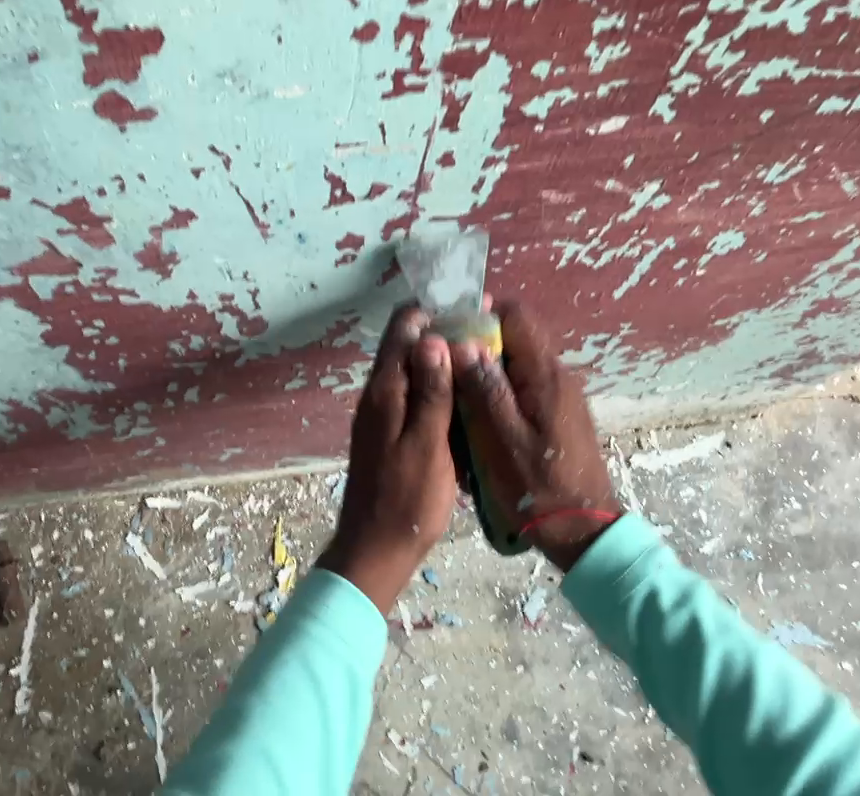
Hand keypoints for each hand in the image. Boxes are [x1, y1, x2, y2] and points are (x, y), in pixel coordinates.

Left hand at [316, 305, 458, 612]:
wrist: (376, 549)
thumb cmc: (408, 499)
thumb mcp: (427, 443)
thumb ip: (430, 391)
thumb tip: (432, 337)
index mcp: (385, 391)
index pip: (401, 330)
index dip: (431, 312)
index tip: (468, 309)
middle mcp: (377, 394)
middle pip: (405, 346)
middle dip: (439, 334)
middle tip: (483, 336)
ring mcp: (380, 414)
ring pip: (409, 371)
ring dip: (438, 362)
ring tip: (479, 361)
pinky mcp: (387, 432)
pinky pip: (411, 396)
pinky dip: (434, 389)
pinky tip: (460, 399)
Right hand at [448, 300, 622, 570]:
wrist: (583, 531)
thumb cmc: (539, 487)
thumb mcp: (502, 439)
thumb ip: (484, 388)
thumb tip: (464, 341)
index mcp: (545, 375)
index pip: (516, 315)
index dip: (480, 314)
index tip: (448, 332)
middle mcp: (557, 375)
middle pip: (514, 336)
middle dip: (477, 344)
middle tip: (443, 365)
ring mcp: (559, 395)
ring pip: (516, 362)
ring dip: (485, 371)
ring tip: (454, 392)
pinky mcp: (557, 414)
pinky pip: (523, 386)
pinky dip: (498, 391)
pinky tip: (477, 416)